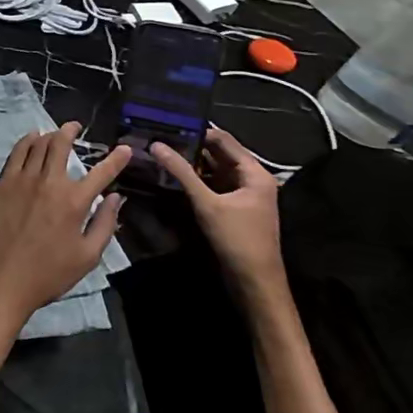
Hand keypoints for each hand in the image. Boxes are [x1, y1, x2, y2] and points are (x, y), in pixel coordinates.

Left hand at [0, 123, 128, 327]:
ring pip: (39, 144)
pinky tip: (31, 139)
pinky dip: (27, 141)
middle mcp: (50, 182)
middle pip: (62, 144)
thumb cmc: (48, 275)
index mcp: (74, 202)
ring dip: (50, 134)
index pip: (102, 172)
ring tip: (55, 133)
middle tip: (75, 126)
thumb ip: (105, 223)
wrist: (1, 282)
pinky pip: (17, 152)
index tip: (125, 148)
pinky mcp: (4, 183)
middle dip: (71, 130)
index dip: (116, 158)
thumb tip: (116, 197)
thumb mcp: (87, 257)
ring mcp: (24, 180)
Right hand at [152, 129, 285, 294]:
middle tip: (161, 140)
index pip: (224, 140)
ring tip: (164, 155)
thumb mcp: (207, 204)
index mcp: (254, 172)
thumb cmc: (237, 239)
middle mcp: (252, 179)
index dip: (197, 132)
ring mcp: (244, 195)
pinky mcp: (236, 209)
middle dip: (192, 148)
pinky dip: (198, 182)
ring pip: (216, 171)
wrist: (256, 284)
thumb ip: (182, 173)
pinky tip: (176, 178)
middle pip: (220, 155)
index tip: (169, 128)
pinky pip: (215, 187)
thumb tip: (157, 145)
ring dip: (193, 165)